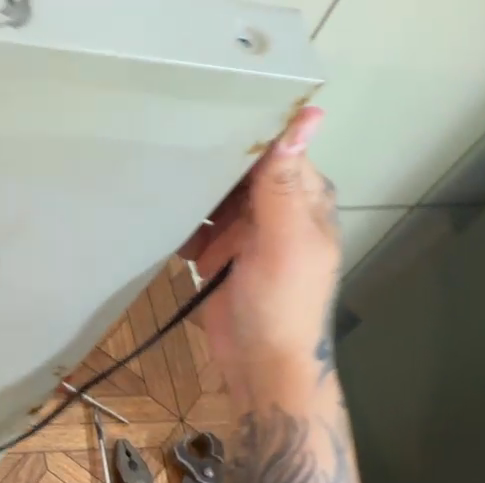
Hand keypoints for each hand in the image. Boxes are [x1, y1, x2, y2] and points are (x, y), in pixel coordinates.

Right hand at [181, 108, 341, 395]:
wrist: (261, 364)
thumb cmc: (281, 304)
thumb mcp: (283, 240)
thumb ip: (283, 183)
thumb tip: (307, 115)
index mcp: (304, 198)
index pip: (275, 150)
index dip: (245, 139)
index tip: (205, 126)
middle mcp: (278, 211)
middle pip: (241, 175)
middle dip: (212, 177)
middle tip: (179, 174)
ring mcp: (249, 237)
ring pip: (218, 204)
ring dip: (196, 209)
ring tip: (178, 216)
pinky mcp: (223, 261)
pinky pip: (202, 235)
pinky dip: (188, 236)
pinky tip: (177, 244)